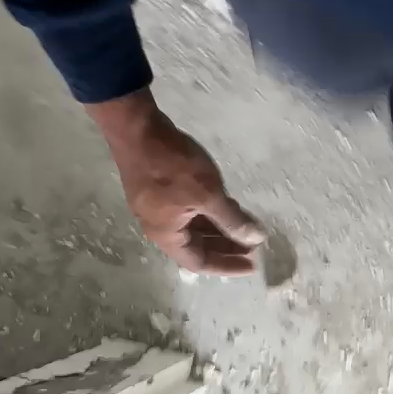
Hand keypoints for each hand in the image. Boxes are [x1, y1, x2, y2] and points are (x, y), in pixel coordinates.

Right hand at [87, 90, 265, 275]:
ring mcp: (159, 208)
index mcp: (166, 235)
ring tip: (248, 230)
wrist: (136, 126)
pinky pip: (191, 212)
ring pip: (196, 229)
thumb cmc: (172, 165)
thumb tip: (256, 239)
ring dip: (222, 231)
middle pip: (198, 247)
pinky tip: (233, 210)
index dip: (228, 266)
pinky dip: (212, 215)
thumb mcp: (208, 195)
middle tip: (255, 248)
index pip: (200, 263)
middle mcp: (160, 227)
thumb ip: (233, 220)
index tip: (253, 267)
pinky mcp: (162, 191)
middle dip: (227, 248)